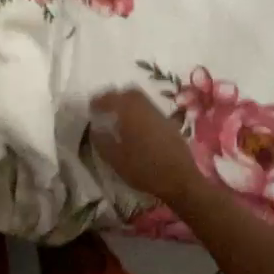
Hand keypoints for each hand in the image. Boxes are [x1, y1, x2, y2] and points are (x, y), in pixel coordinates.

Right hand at [89, 87, 204, 205]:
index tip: (92, 107)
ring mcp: (160, 115)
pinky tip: (138, 128)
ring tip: (121, 118)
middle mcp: (146, 108)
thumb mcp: (116, 160)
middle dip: (116, 97)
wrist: (181, 180)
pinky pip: (151, 111)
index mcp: (130, 113)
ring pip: (142, 100)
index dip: (99, 101)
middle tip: (107, 107)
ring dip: (129, 104)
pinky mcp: (170, 125)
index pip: (111, 98)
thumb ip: (102, 141)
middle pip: (130, 93)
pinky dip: (141, 113)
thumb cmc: (145, 170)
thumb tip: (95, 128)